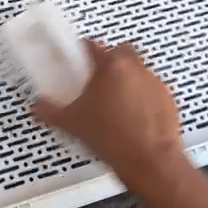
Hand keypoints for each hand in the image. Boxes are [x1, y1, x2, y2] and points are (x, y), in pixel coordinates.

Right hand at [32, 40, 187, 186]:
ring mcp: (155, 83)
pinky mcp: (169, 100)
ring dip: (127, 81)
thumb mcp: (71, 124)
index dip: (82, 52)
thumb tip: (38, 106)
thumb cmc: (112, 137)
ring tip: (114, 105)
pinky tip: (132, 119)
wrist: (150, 161)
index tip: (77, 62)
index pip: (93, 46)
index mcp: (111, 66)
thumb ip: (50, 111)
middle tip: (96, 83)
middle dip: (109, 63)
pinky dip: (142, 99)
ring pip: (138, 72)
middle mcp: (136, 68)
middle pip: (120, 53)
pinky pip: (152, 91)